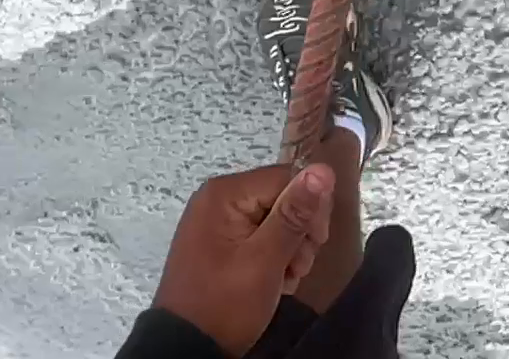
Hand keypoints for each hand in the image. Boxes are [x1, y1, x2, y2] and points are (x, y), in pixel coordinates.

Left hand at [152, 163, 335, 355]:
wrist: (184, 355)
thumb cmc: (225, 304)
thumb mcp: (266, 259)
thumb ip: (295, 213)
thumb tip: (323, 168)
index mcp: (225, 193)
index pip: (287, 178)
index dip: (310, 206)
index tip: (319, 241)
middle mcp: (218, 198)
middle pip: (281, 196)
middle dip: (299, 230)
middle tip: (302, 265)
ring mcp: (217, 221)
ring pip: (274, 217)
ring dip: (290, 245)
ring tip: (290, 276)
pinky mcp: (219, 242)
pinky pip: (259, 233)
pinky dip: (274, 254)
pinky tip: (278, 278)